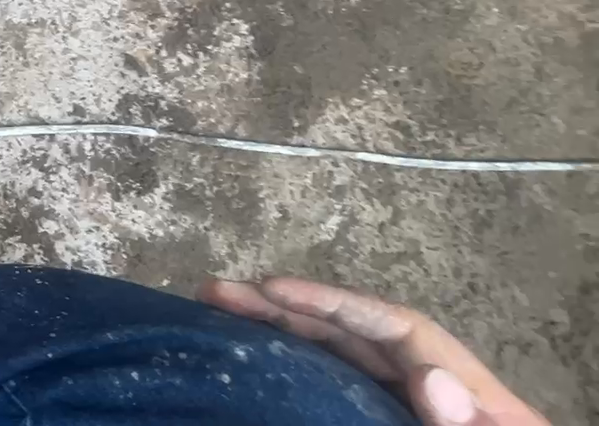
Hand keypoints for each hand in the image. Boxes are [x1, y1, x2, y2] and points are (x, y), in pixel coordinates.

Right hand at [200, 277, 548, 425]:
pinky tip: (253, 353)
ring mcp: (406, 414)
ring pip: (339, 355)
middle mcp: (440, 398)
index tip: (269, 287)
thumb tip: (432, 378)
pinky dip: (291, 359)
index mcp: (484, 406)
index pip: (403, 330)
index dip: (335, 301)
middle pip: (359, 335)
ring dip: (276, 325)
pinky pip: (334, 383)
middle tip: (216, 292)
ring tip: (218, 308)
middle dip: (284, 306)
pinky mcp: (376, 423)